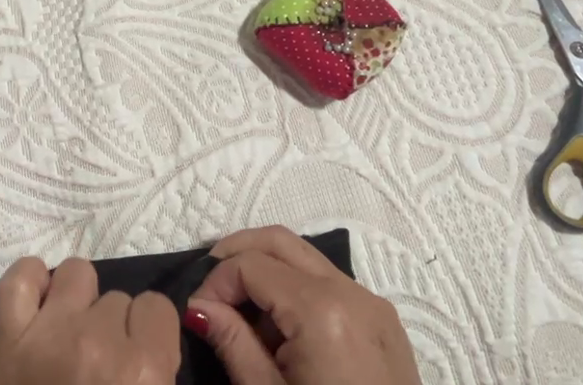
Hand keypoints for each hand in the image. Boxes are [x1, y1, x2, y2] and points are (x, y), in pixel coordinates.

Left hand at [0, 256, 182, 384]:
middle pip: (116, 297)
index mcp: (144, 368)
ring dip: (77, 299)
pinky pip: (19, 276)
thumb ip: (158, 371)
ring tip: (70, 332)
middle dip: (112, 326)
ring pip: (76, 273)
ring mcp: (50, 331)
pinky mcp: (9, 336)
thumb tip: (150, 344)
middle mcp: (99, 338)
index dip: (148, 332)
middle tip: (99, 364)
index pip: (156, 306)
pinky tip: (39, 302)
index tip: (138, 357)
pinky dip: (30, 280)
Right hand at [183, 226, 419, 384]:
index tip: (198, 314)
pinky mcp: (384, 321)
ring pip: (304, 257)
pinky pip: (329, 282)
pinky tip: (280, 330)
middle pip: (278, 241)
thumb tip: (198, 306)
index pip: (250, 264)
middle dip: (236, 255)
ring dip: (266, 270)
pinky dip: (295, 287)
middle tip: (208, 289)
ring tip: (241, 312)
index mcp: (321, 309)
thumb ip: (231, 342)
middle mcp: (351, 291)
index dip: (215, 281)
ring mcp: (373, 303)